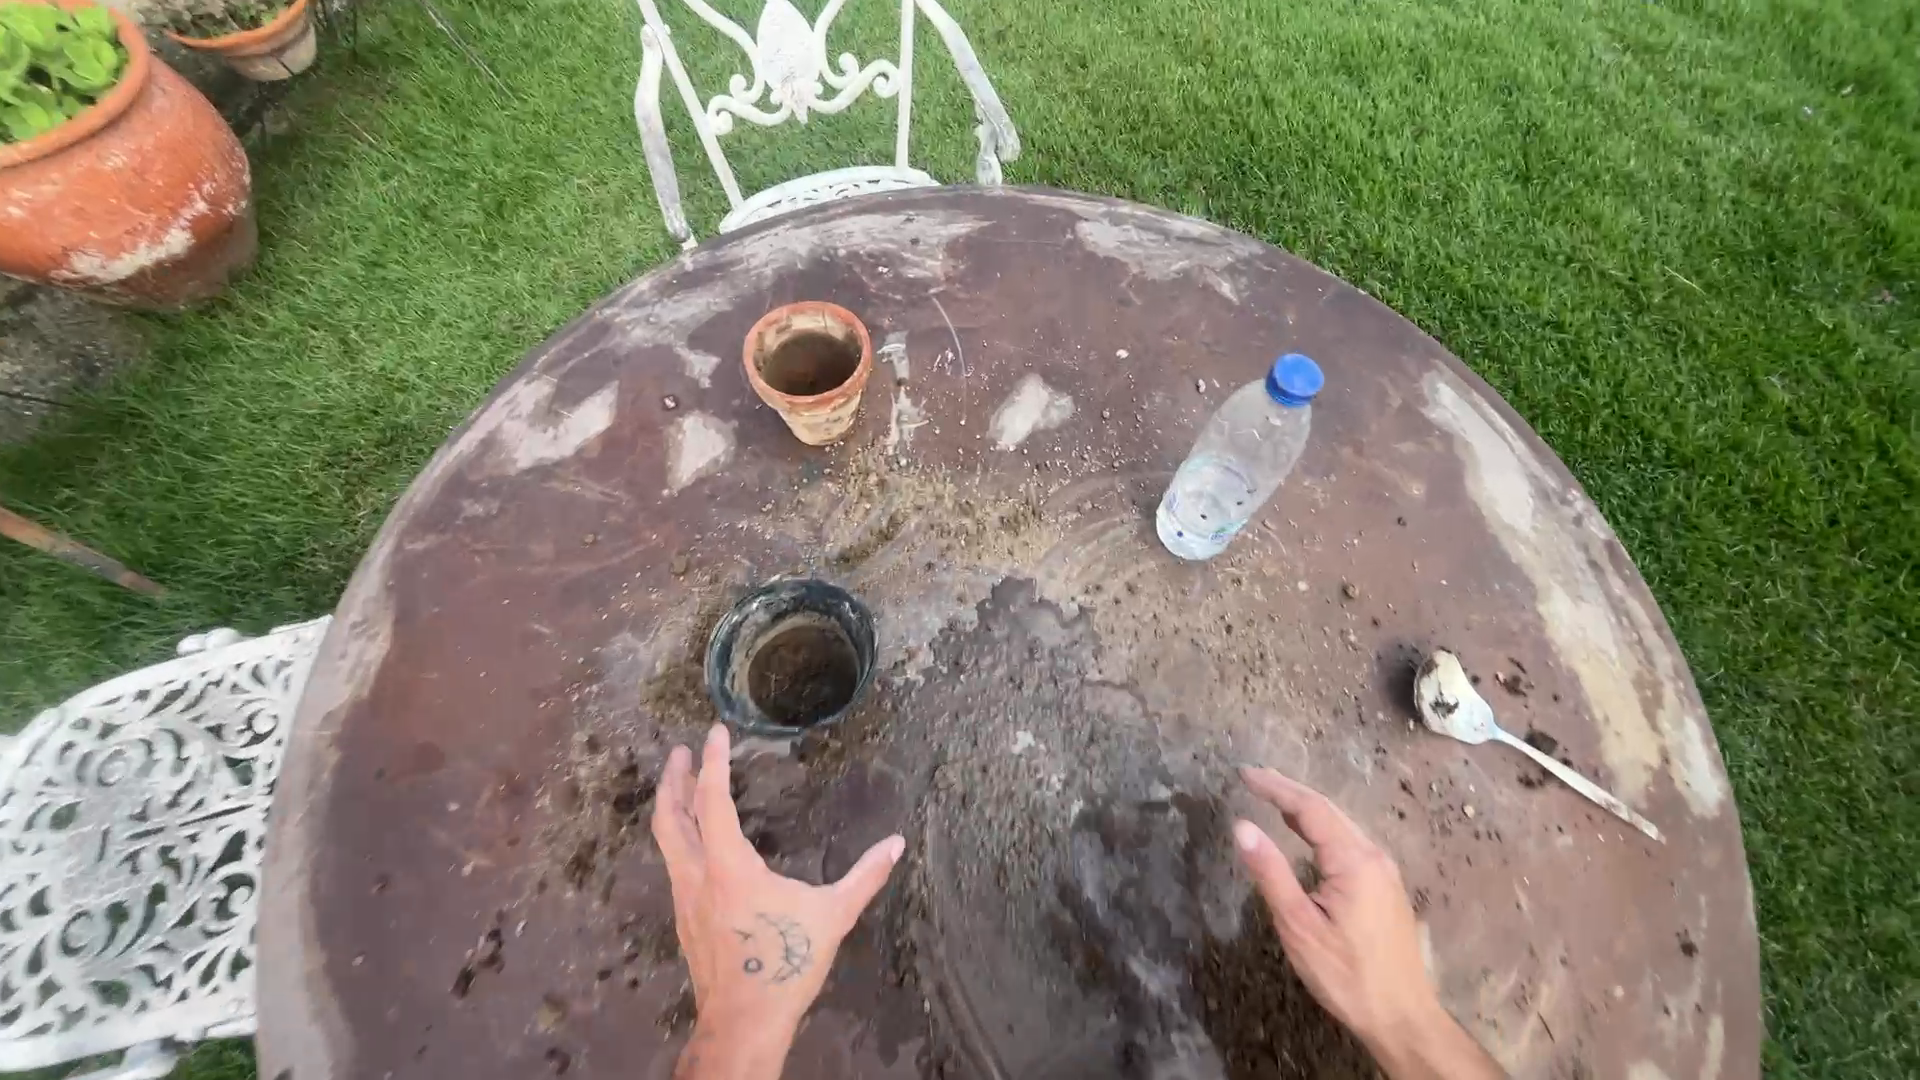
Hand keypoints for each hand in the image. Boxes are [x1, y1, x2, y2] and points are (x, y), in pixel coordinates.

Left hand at [653, 724, 906, 1079]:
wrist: (743, 1025)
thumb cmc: (786, 965)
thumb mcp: (833, 916)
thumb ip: (865, 876)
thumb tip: (898, 844)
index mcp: (729, 867)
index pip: (713, 801)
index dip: (714, 762)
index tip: (715, 732)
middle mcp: (698, 877)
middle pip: (671, 818)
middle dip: (674, 780)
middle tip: (681, 751)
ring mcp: (686, 899)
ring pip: (667, 842)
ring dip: (672, 807)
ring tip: (682, 785)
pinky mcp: (686, 918)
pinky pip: (675, 863)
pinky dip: (680, 836)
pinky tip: (696, 839)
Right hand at [1233, 767, 1504, 1079]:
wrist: (1404, 1021)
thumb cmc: (1346, 975)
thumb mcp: (1298, 925)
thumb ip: (1270, 871)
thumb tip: (1241, 826)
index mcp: (1354, 861)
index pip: (1310, 808)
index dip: (1276, 787)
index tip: (1245, 774)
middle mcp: (1374, 857)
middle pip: (1328, 810)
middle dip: (1289, 790)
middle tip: (1253, 777)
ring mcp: (1384, 872)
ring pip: (1340, 824)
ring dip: (1304, 806)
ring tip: (1272, 795)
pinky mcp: (1385, 887)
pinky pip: (1348, 840)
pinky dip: (1320, 826)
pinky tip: (1304, 831)